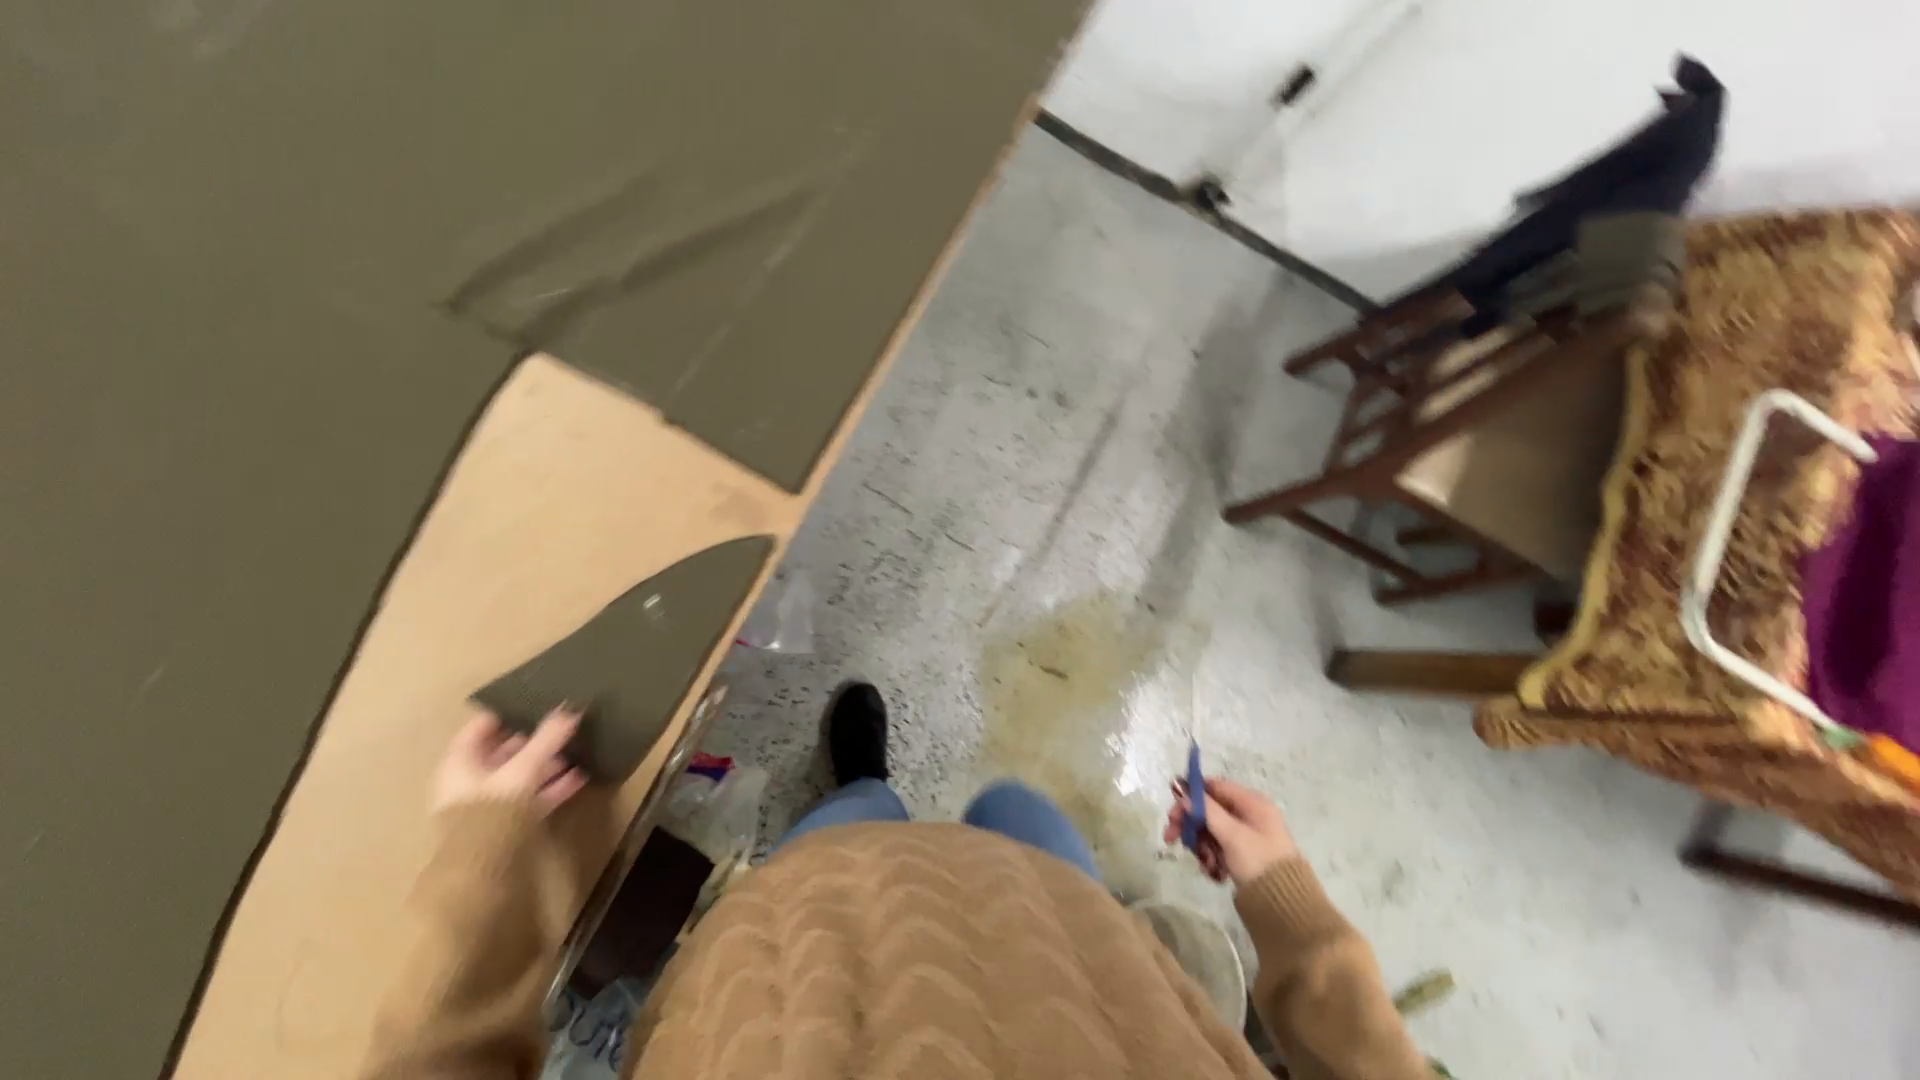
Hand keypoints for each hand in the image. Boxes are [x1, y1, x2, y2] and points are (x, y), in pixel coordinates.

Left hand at [434, 706, 588, 814]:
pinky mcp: (507, 823)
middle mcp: (471, 781)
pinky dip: (553, 787)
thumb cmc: (491, 810)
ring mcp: (489, 803)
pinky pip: (532, 797)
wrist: (480, 872)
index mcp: (460, 763)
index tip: (536, 701)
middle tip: (563, 725)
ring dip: (548, 763)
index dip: (507, 713)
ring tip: (578, 750)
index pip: (481, 727)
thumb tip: (570, 708)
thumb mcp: (522, 769)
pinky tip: (580, 777)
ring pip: (521, 775)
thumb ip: (546, 740)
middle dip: (535, 740)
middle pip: (504, 752)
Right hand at [1164, 776, 1298, 884]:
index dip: (1191, 796)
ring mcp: (1247, 836)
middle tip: (1171, 839)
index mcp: (1252, 803)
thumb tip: (1184, 791)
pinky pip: (1219, 848)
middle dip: (1191, 826)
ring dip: (1202, 847)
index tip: (1173, 812)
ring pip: (1211, 832)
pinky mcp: (1244, 855)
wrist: (1284, 904)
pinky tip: (1215, 873)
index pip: (1214, 787)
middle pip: (1209, 811)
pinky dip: (1212, 859)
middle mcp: (1249, 815)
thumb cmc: (1259, 861)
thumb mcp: (1232, 834)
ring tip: (1207, 864)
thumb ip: (1206, 811)